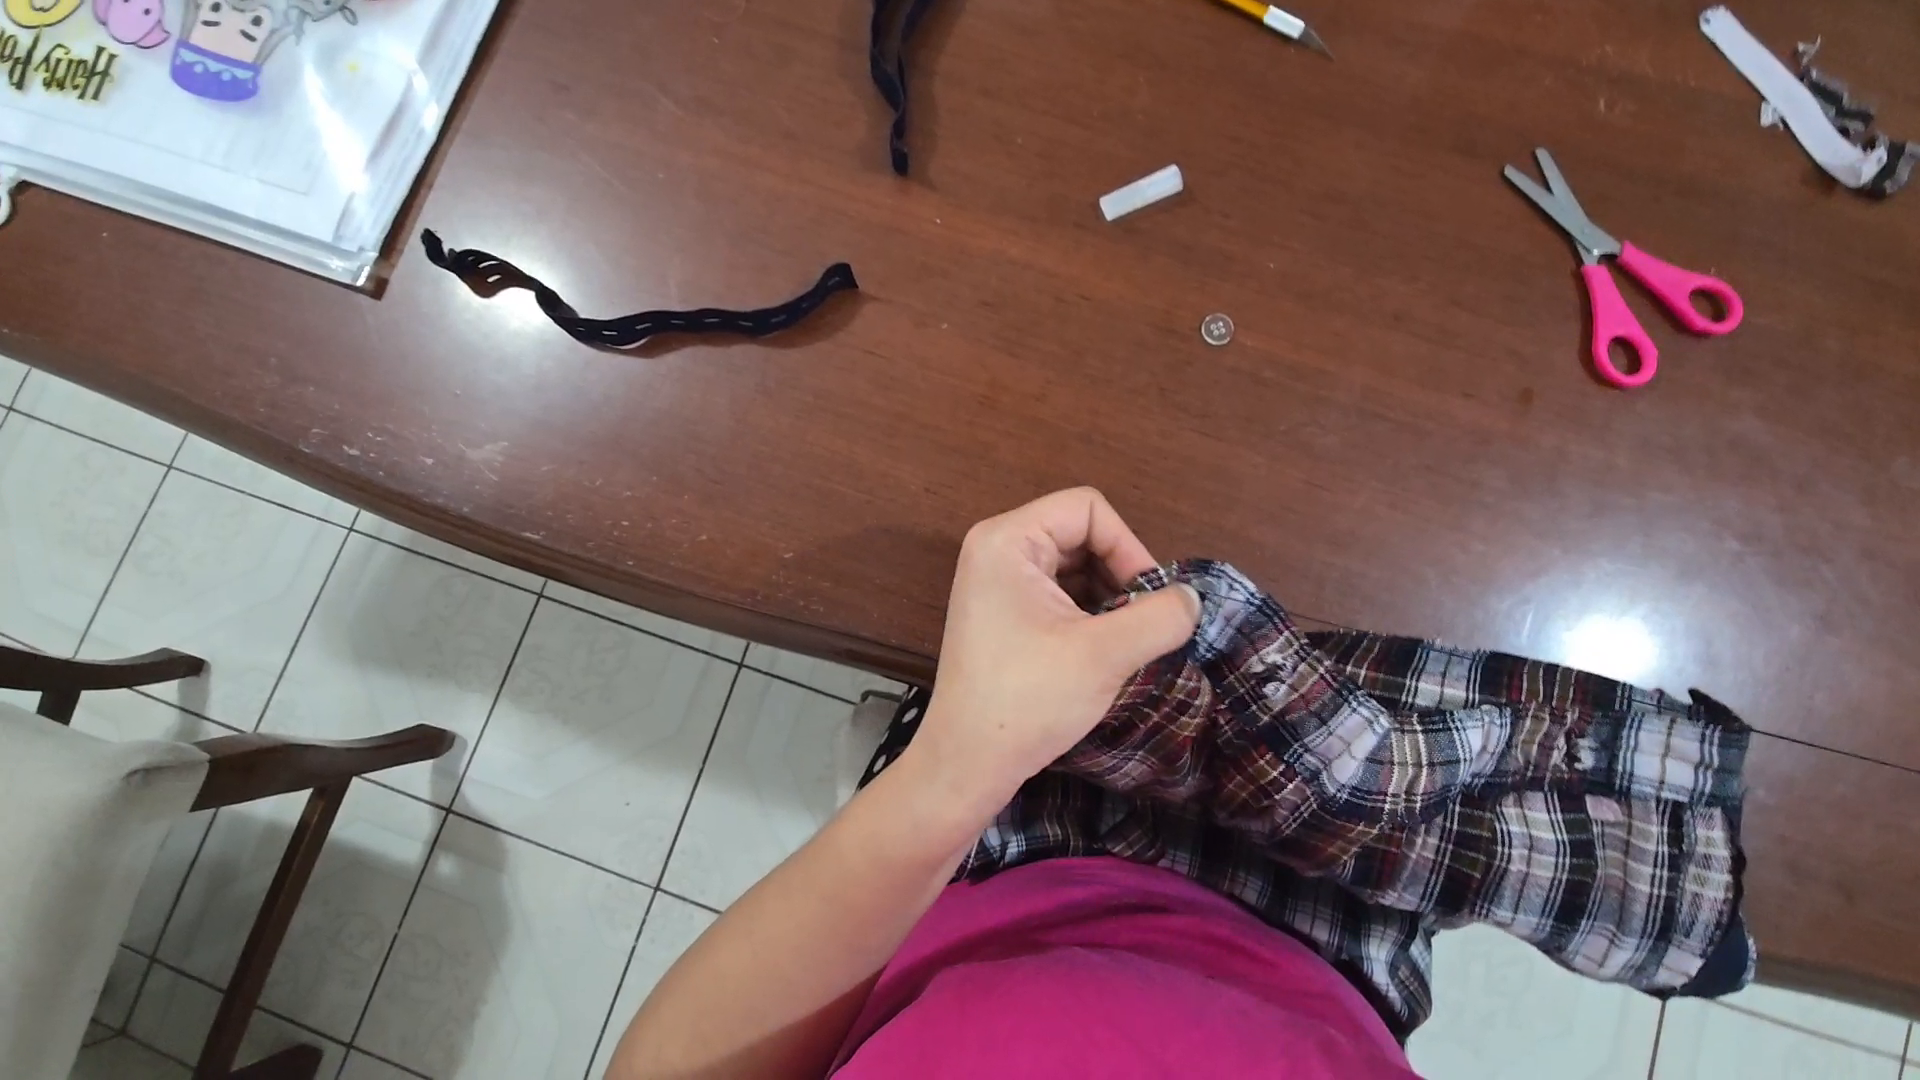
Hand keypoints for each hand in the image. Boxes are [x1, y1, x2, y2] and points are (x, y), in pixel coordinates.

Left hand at [904, 488, 1201, 820]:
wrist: (968, 762)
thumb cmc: (1028, 700)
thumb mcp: (1104, 655)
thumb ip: (1159, 618)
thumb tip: (1193, 599)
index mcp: (1007, 540)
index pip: (1087, 509)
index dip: (1129, 546)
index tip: (1150, 598)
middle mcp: (995, 550)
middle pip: (1080, 533)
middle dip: (1119, 574)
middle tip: (1143, 622)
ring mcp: (995, 582)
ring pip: (1073, 566)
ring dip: (1108, 597)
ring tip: (1125, 640)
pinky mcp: (1001, 613)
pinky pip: (1057, 592)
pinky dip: (1088, 613)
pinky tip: (1103, 649)